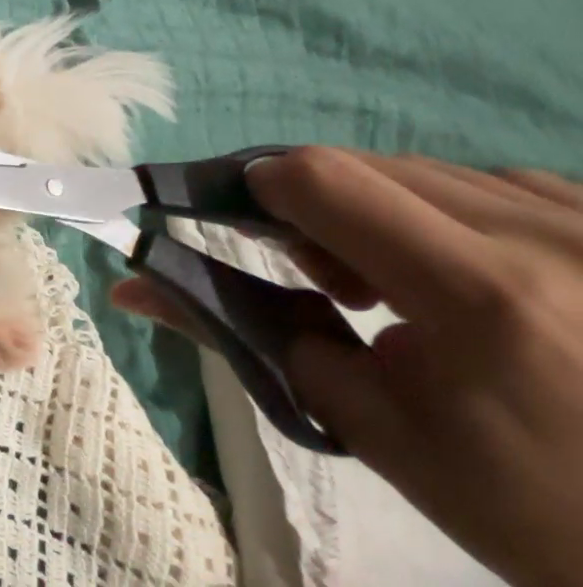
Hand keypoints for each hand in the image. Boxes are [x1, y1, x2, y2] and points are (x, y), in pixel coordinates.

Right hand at [112, 148, 582, 586]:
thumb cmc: (524, 500)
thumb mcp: (368, 424)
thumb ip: (244, 334)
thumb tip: (126, 287)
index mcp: (480, 291)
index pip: (321, 178)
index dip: (255, 188)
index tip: (239, 228)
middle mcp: (551, 234)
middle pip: (367, 166)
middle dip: (318, 211)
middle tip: (335, 287)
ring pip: (429, 171)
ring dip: (385, 212)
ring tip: (412, 290)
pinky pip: (501, 185)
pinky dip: (453, 217)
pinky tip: (479, 280)